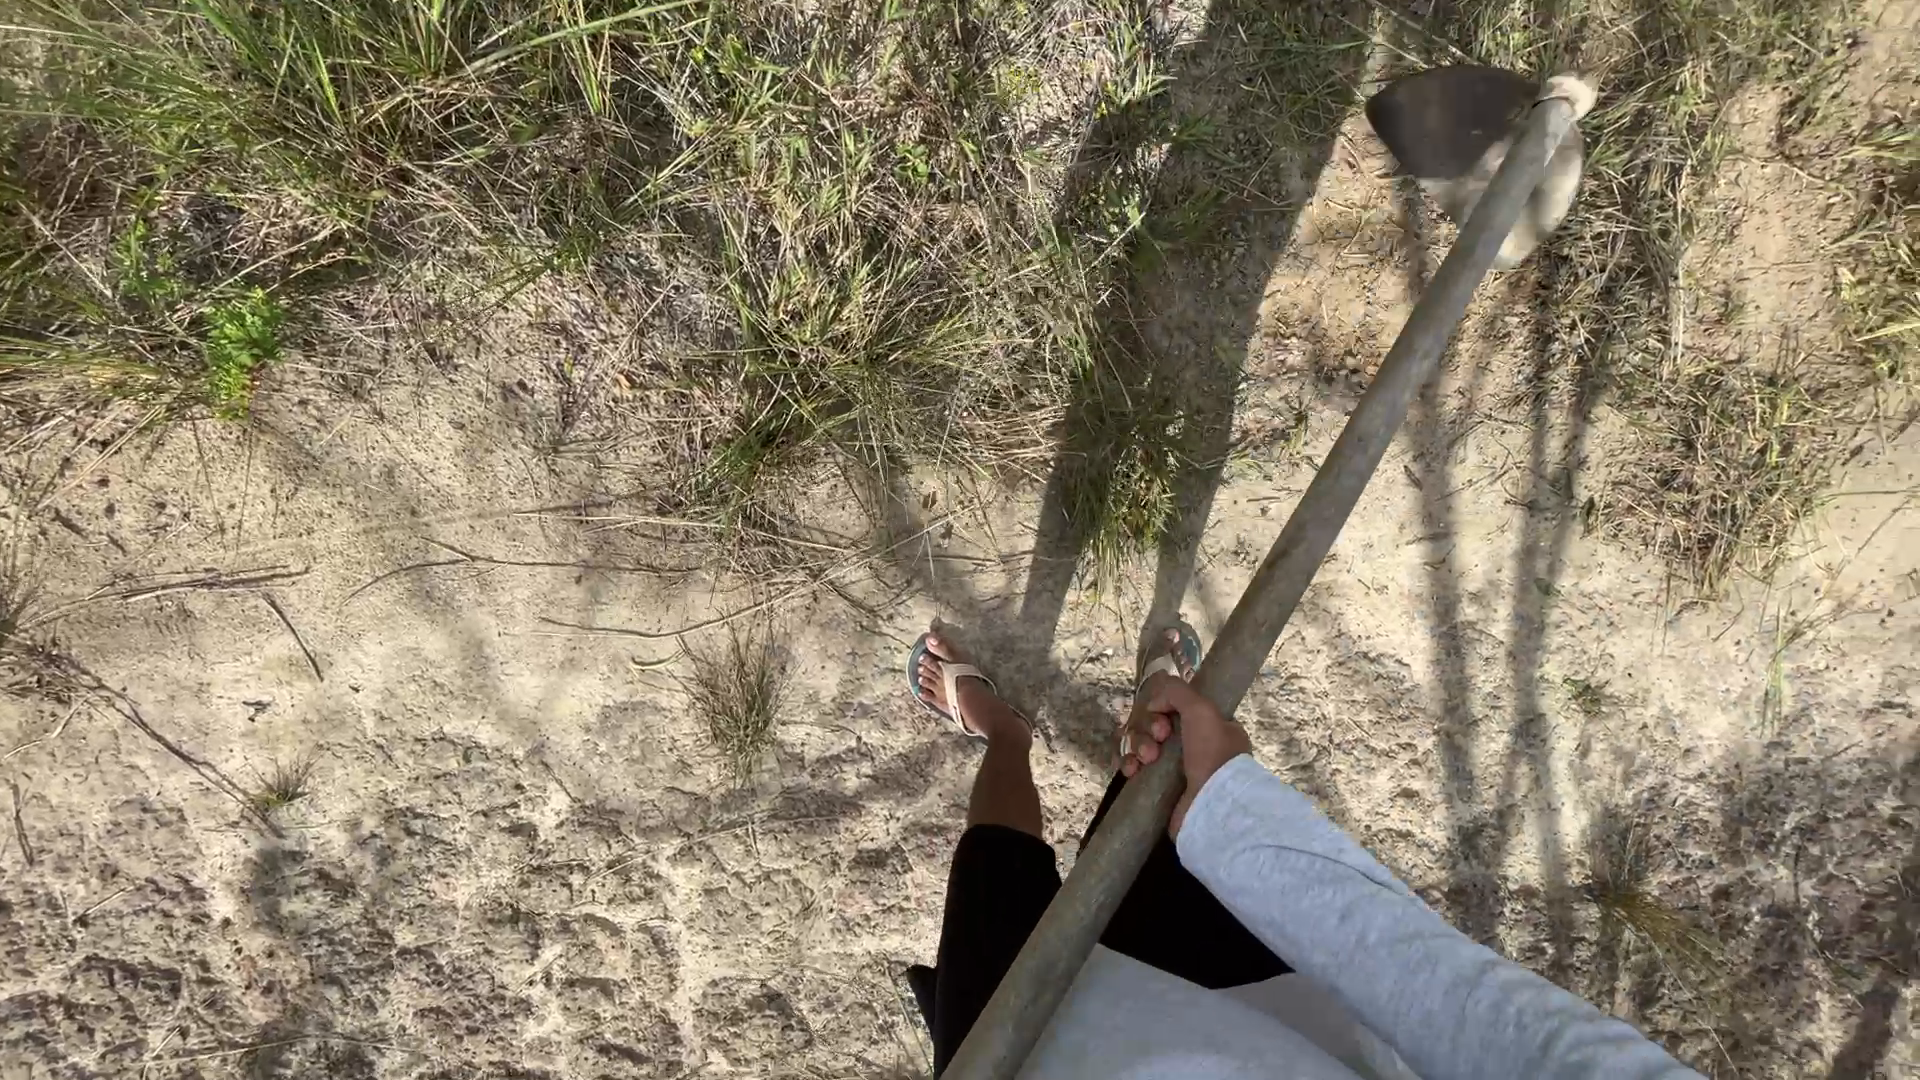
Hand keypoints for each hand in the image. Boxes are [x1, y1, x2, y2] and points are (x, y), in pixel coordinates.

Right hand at [1120, 674, 1252, 837]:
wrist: (1213, 805)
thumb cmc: (1213, 754)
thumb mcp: (1202, 709)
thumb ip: (1177, 691)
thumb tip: (1154, 701)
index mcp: (1208, 728)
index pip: (1172, 709)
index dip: (1161, 709)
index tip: (1163, 718)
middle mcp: (1192, 747)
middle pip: (1152, 724)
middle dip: (1148, 729)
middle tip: (1158, 740)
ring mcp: (1173, 769)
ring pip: (1139, 744)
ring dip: (1137, 745)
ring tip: (1146, 759)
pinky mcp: (1157, 788)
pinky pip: (1133, 767)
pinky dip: (1128, 764)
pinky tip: (1131, 770)